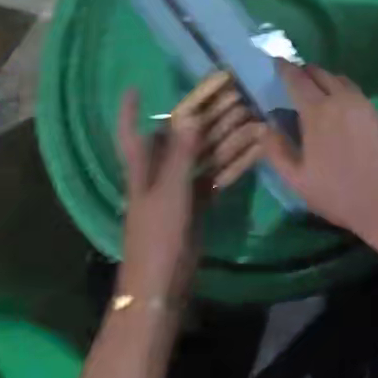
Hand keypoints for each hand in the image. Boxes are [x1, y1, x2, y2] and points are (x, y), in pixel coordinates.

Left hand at [115, 75, 252, 304]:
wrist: (160, 290)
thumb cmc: (157, 238)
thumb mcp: (169, 192)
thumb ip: (180, 154)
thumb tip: (188, 114)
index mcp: (140, 170)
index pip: (130, 133)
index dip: (129, 111)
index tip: (134, 87)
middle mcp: (156, 177)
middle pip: (174, 140)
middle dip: (195, 118)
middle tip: (220, 95)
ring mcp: (176, 194)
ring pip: (198, 157)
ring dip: (218, 138)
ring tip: (242, 116)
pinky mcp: (194, 210)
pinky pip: (212, 180)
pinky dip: (228, 166)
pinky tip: (248, 153)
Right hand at [245, 61, 377, 239]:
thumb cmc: (338, 192)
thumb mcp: (296, 179)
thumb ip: (276, 150)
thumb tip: (265, 127)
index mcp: (317, 111)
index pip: (296, 79)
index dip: (283, 68)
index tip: (275, 62)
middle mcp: (341, 99)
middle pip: (319, 72)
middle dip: (304, 71)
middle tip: (293, 79)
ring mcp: (363, 104)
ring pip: (340, 79)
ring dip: (324, 79)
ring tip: (315, 92)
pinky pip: (354, 92)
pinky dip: (341, 91)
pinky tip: (338, 109)